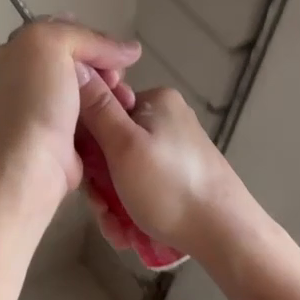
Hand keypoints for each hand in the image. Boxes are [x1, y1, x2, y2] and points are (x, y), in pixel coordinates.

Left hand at [0, 19, 141, 200]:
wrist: (35, 160)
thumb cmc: (34, 98)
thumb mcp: (50, 43)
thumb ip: (85, 36)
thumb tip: (126, 49)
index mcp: (0, 59)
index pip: (48, 32)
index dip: (80, 34)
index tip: (106, 46)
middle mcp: (13, 82)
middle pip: (68, 59)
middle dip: (99, 61)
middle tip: (115, 73)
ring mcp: (34, 109)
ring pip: (82, 84)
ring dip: (108, 83)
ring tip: (122, 91)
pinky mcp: (56, 132)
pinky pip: (86, 109)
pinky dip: (106, 105)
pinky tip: (121, 105)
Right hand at [76, 77, 252, 256]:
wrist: (224, 235)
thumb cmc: (170, 187)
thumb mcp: (124, 146)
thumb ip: (96, 108)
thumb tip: (75, 65)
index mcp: (154, 102)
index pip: (97, 111)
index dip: (83, 147)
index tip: (84, 178)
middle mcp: (163, 119)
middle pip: (107, 147)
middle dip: (99, 185)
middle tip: (103, 211)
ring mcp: (170, 149)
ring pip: (118, 172)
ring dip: (111, 203)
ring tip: (118, 229)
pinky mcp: (175, 175)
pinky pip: (137, 186)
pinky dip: (128, 209)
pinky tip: (127, 231)